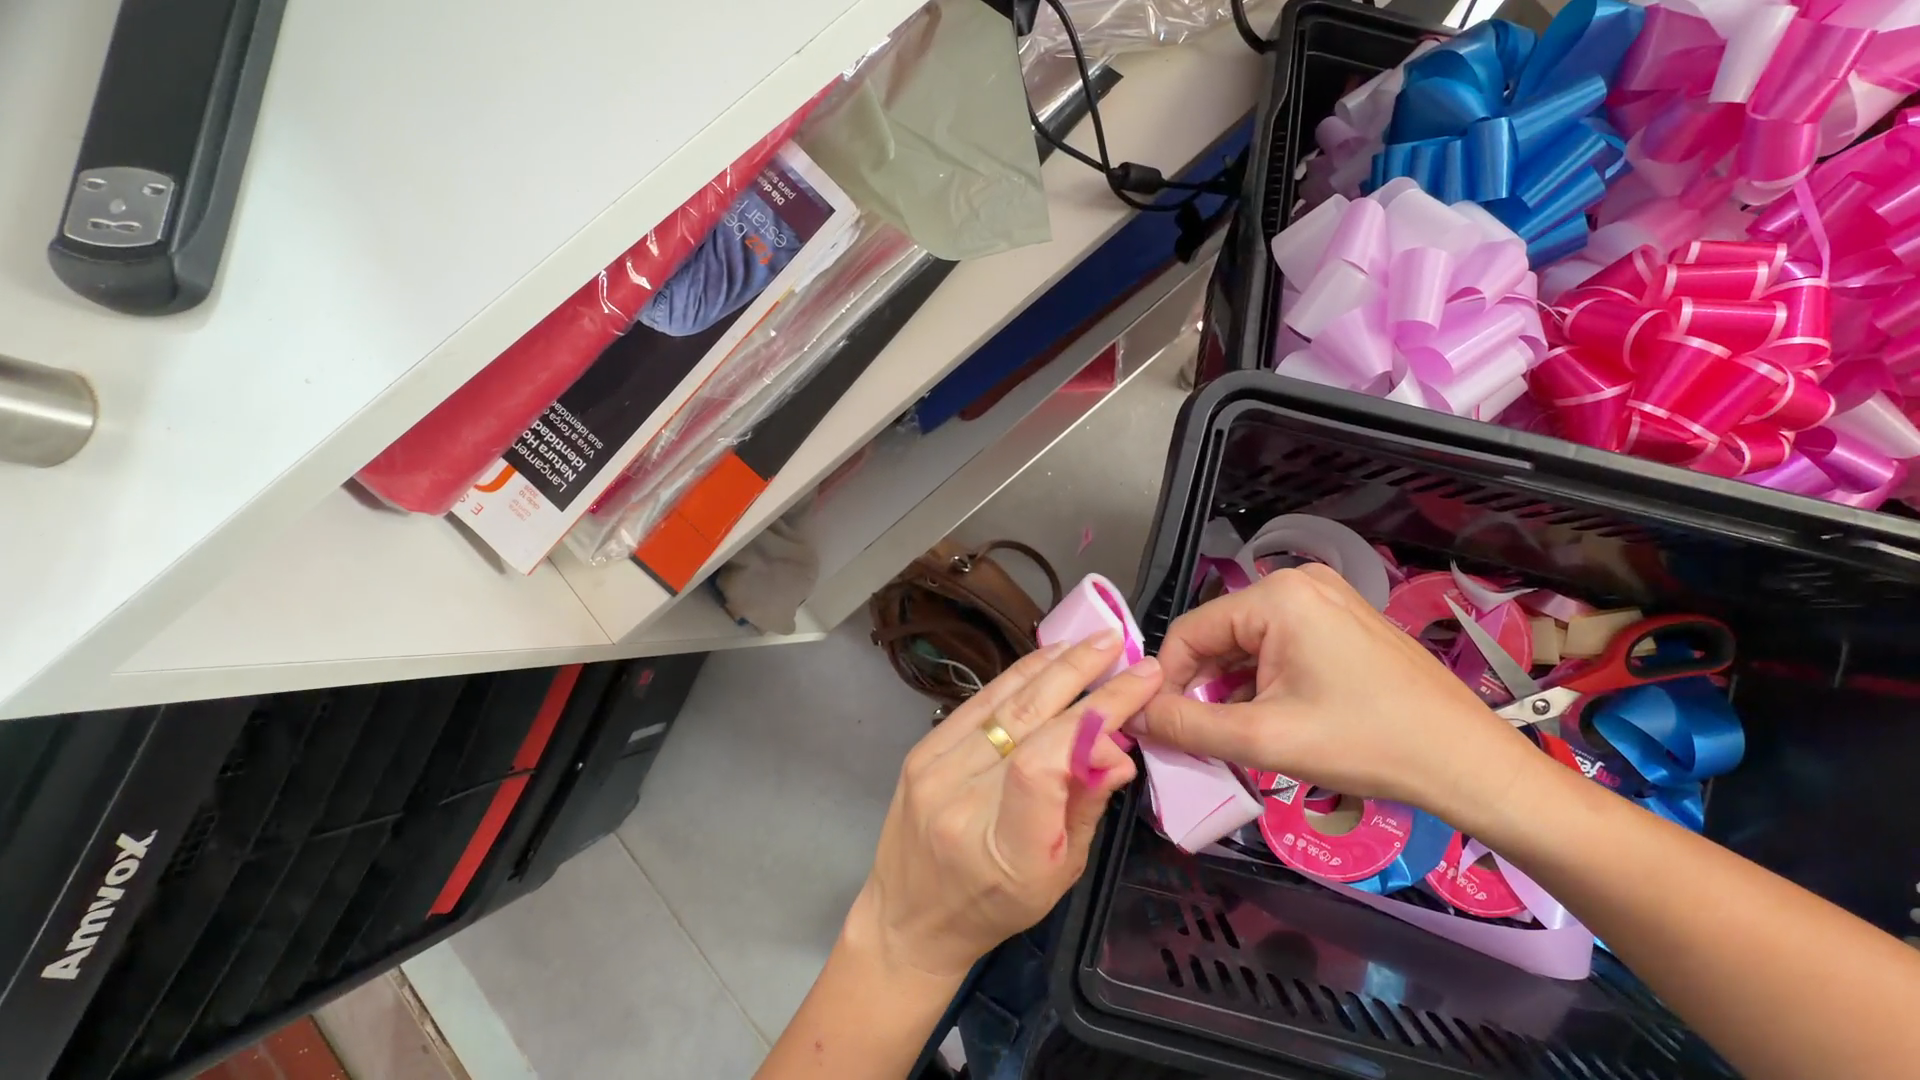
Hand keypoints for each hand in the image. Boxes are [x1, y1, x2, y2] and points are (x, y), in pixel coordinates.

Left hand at [850, 633, 1162, 978]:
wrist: (911, 916)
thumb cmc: (995, 906)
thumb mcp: (1059, 874)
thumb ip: (1086, 805)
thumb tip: (1118, 744)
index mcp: (1005, 848)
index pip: (1045, 764)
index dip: (1093, 717)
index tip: (1136, 685)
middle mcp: (962, 801)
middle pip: (1025, 720)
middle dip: (1080, 675)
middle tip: (1121, 644)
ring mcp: (934, 771)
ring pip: (1002, 702)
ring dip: (1051, 665)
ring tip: (1092, 641)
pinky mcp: (921, 753)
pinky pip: (977, 703)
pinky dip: (1017, 676)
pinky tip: (1047, 659)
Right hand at [1131, 564, 1537, 821]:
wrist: (1467, 763)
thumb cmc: (1366, 744)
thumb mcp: (1261, 739)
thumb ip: (1185, 725)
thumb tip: (1131, 717)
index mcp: (1276, 596)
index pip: (1187, 632)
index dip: (1165, 681)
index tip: (1157, 727)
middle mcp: (1298, 584)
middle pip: (1218, 636)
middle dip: (1201, 687)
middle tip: (1195, 738)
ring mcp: (1327, 600)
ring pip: (1247, 645)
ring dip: (1231, 689)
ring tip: (1234, 735)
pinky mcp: (1344, 622)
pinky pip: (1280, 647)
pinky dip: (1263, 682)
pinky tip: (1270, 719)